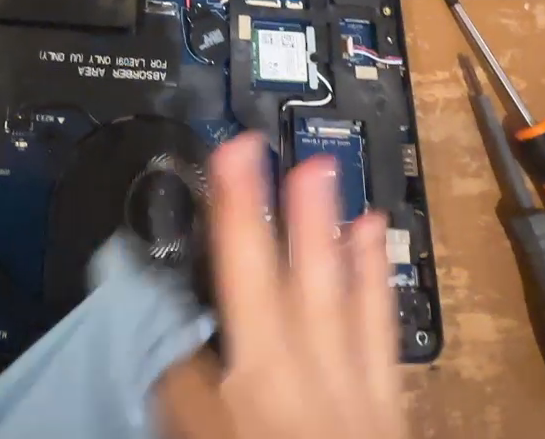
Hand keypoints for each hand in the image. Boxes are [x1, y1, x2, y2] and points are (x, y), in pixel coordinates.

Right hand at [156, 135, 405, 438]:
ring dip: (321, 223)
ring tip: (317, 168)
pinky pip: (380, 322)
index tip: (193, 174)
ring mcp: (348, 380)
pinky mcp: (385, 393)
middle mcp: (298, 374)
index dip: (208, 228)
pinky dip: (373, 273)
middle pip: (273, 276)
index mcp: (251, 386)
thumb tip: (160, 347)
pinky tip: (372, 231)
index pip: (215, 297)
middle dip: (258, 209)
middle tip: (251, 148)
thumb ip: (184, 396)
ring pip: (331, 286)